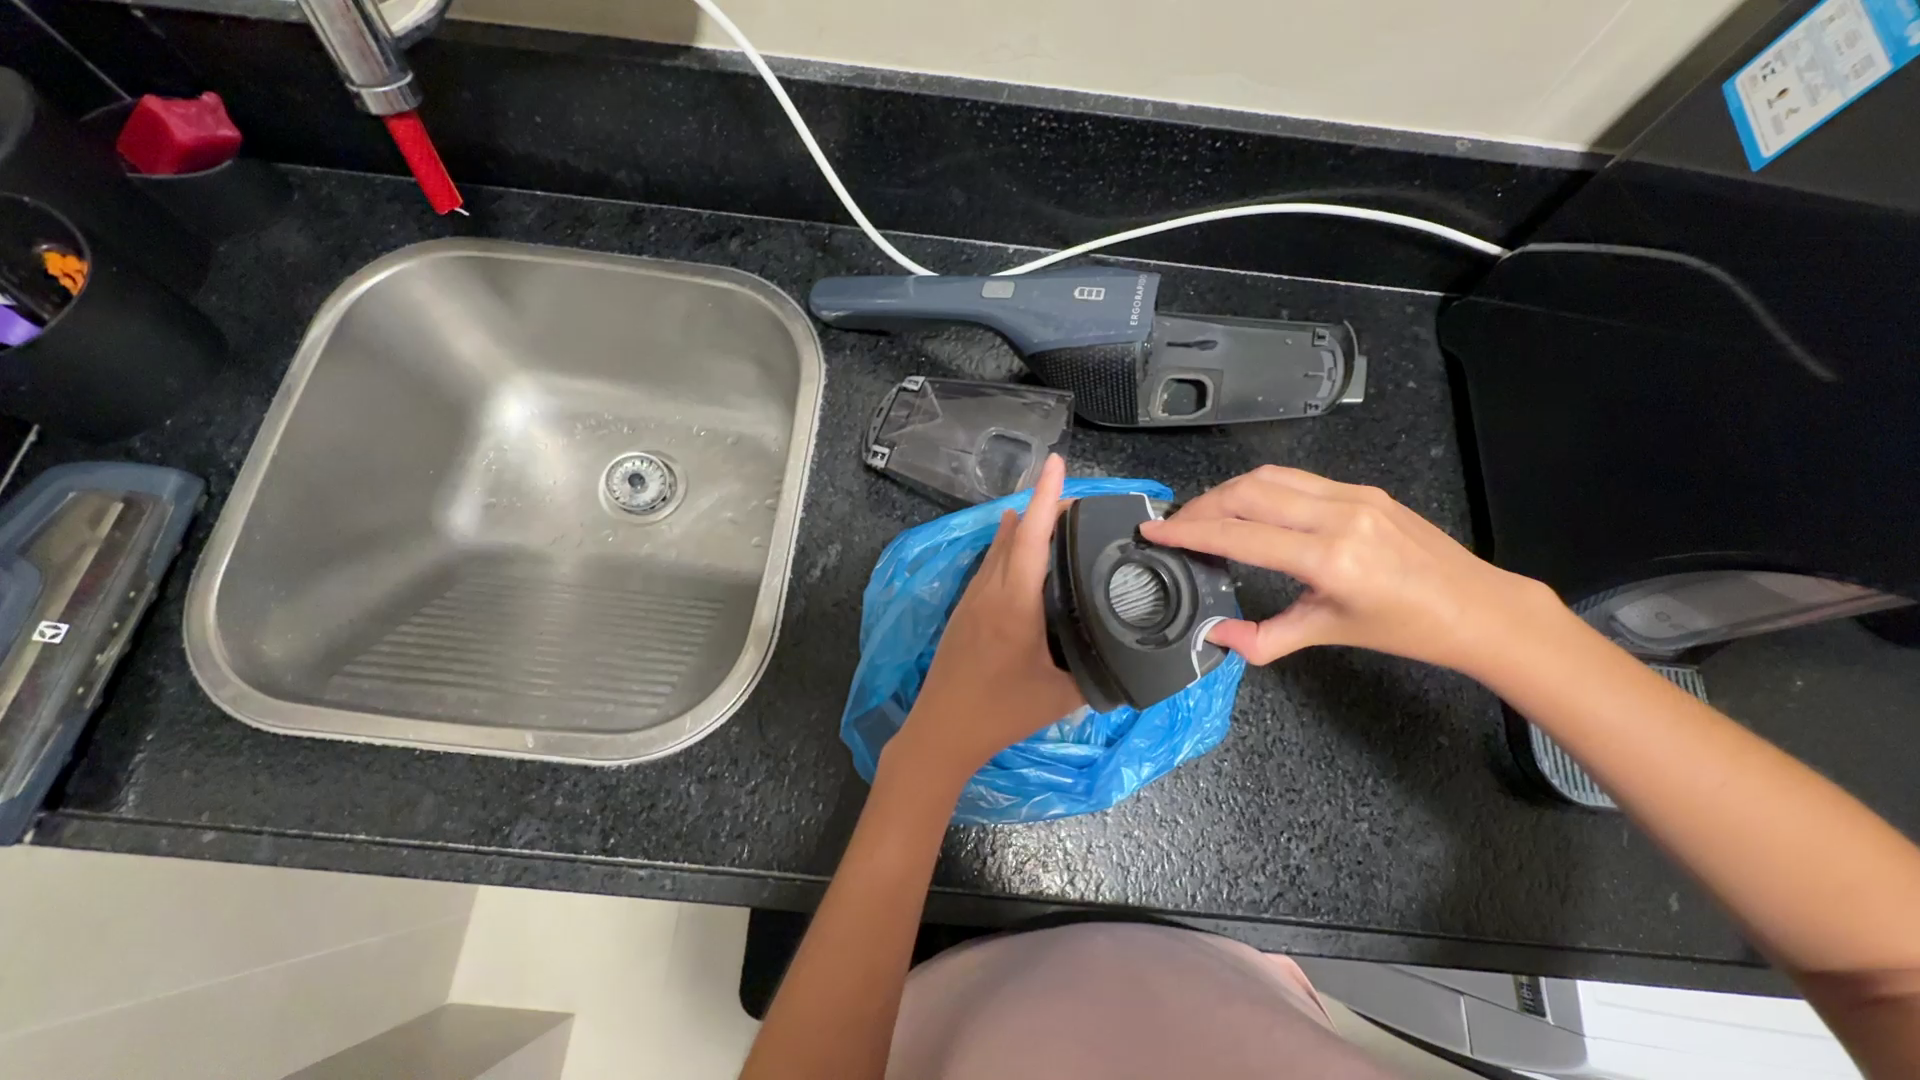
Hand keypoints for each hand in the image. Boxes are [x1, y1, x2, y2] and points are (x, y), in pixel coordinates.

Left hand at [889, 454, 1083, 780]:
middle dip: (1042, 506)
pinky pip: (989, 567)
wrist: (941, 731)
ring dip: (1022, 526)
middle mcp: (989, 592)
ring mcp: (971, 600)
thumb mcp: (1059, 696)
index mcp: (1014, 603)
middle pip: (1015, 535)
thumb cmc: (1000, 712)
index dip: (1048, 498)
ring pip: (997, 549)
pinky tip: (1016, 552)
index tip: (1057, 463)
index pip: (1033, 539)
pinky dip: (1007, 548)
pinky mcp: (963, 613)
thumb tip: (1131, 662)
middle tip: (1074, 494)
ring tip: (1051, 513)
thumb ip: (1097, 674)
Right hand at [1139, 466, 1561, 677]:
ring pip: (1269, 476)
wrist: (1474, 605)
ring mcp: (1353, 496)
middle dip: (1201, 506)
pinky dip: (1259, 487)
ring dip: (1226, 491)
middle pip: (1248, 493)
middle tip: (1174, 526)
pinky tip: (1247, 505)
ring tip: (1203, 514)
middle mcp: (1338, 516)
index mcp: (1329, 559)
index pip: (1241, 536)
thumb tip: (1215, 635)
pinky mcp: (1362, 489)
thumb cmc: (1406, 628)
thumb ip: (1264, 637)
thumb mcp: (1328, 634)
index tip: (1155, 531)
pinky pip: (1295, 478)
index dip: (1190, 532)